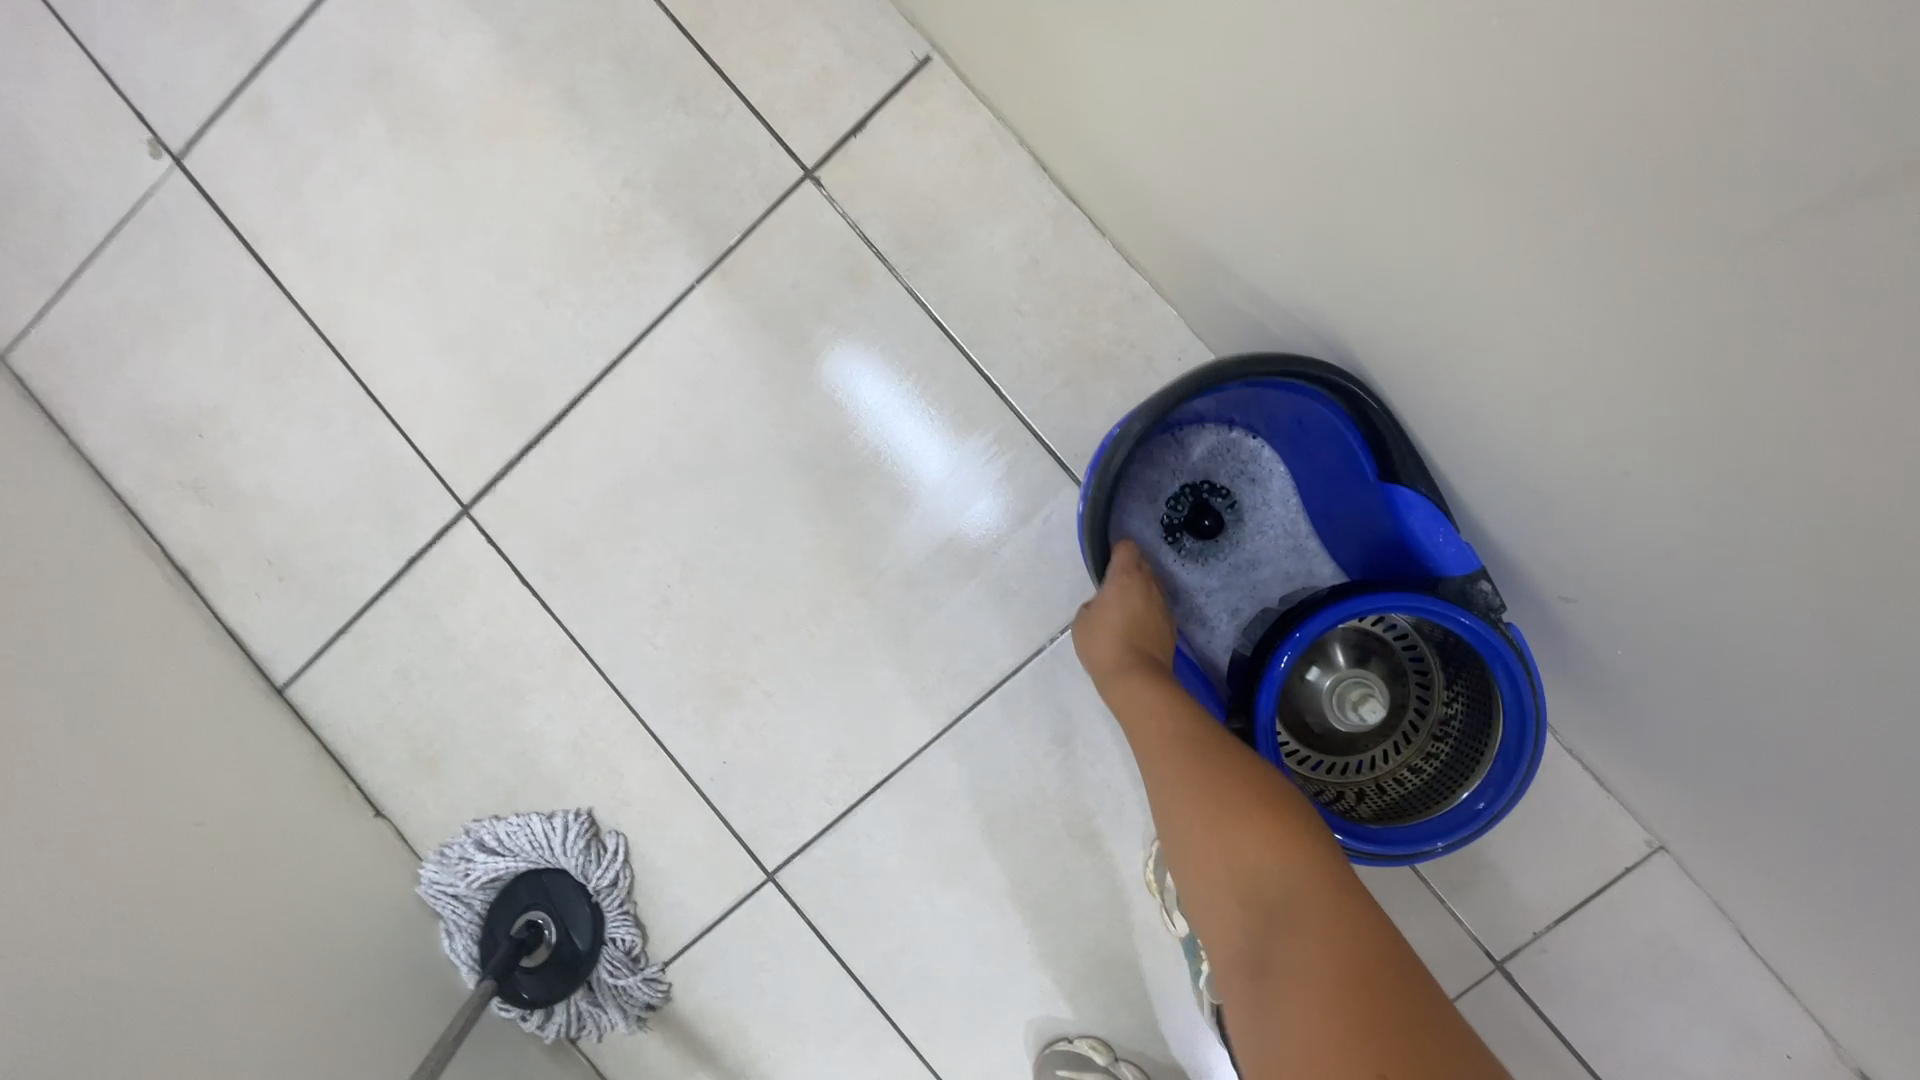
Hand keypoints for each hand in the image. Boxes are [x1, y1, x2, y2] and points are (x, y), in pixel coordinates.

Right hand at [1074, 540, 1177, 690]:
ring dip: (1141, 592)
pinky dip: (1149, 612)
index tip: (1108, 566)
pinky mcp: (1172, 624)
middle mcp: (1148, 584)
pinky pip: (1158, 607)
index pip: (1127, 547)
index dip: (1117, 552)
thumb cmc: (1103, 645)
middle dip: (1130, 571)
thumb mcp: (1082, 620)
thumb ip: (1094, 603)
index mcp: (1124, 576)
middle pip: (1142, 564)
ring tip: (1126, 613)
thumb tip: (1105, 604)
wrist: (1137, 678)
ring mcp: (1163, 604)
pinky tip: (1138, 630)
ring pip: (1153, 586)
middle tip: (1114, 591)